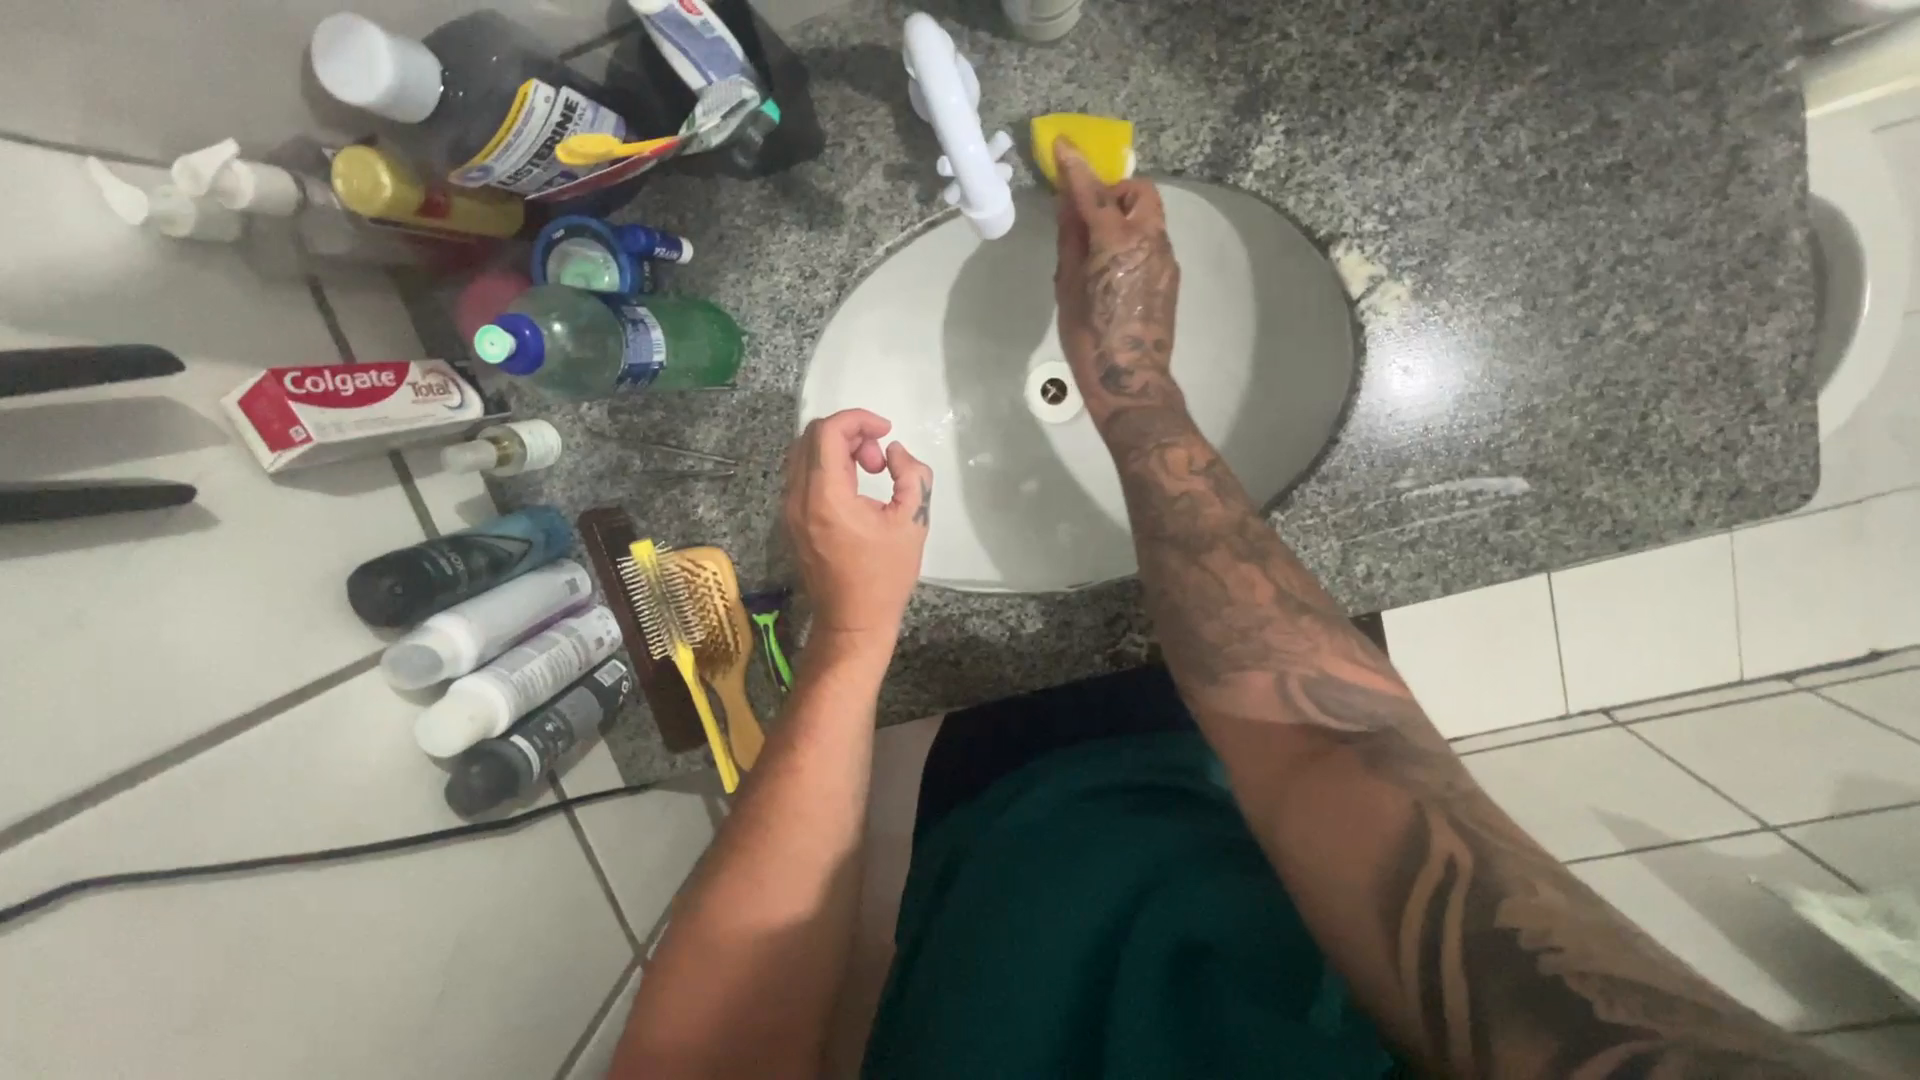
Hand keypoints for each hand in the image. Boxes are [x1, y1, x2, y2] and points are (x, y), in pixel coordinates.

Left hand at [782, 409, 932, 649]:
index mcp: (826, 497)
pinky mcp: (791, 521)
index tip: (886, 430)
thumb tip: (894, 452)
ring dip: (837, 449)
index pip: (828, 432)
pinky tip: (854, 489)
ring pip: (803, 454)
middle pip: (812, 436)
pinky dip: (827, 467)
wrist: (853, 622)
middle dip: (850, 433)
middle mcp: (798, 498)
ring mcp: (789, 510)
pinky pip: (802, 475)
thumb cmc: (885, 576)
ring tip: (869, 471)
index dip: (859, 420)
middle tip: (880, 458)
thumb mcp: (913, 522)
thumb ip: (912, 475)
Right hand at [1053, 138, 1183, 425]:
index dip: (1076, 168)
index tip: (1062, 145)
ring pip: (1149, 218)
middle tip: (1088, 214)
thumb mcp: (1068, 288)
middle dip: (1114, 192)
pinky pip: (1152, 243)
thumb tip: (1068, 206)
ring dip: (1124, 218)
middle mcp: (1150, 242)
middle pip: (1139, 193)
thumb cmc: (1089, 339)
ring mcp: (1166, 259)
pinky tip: (1113, 270)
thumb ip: (1071, 241)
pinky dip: (1132, 241)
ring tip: (1098, 248)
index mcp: (1117, 243)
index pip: (1094, 194)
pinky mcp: (1171, 277)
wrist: (1131, 380)